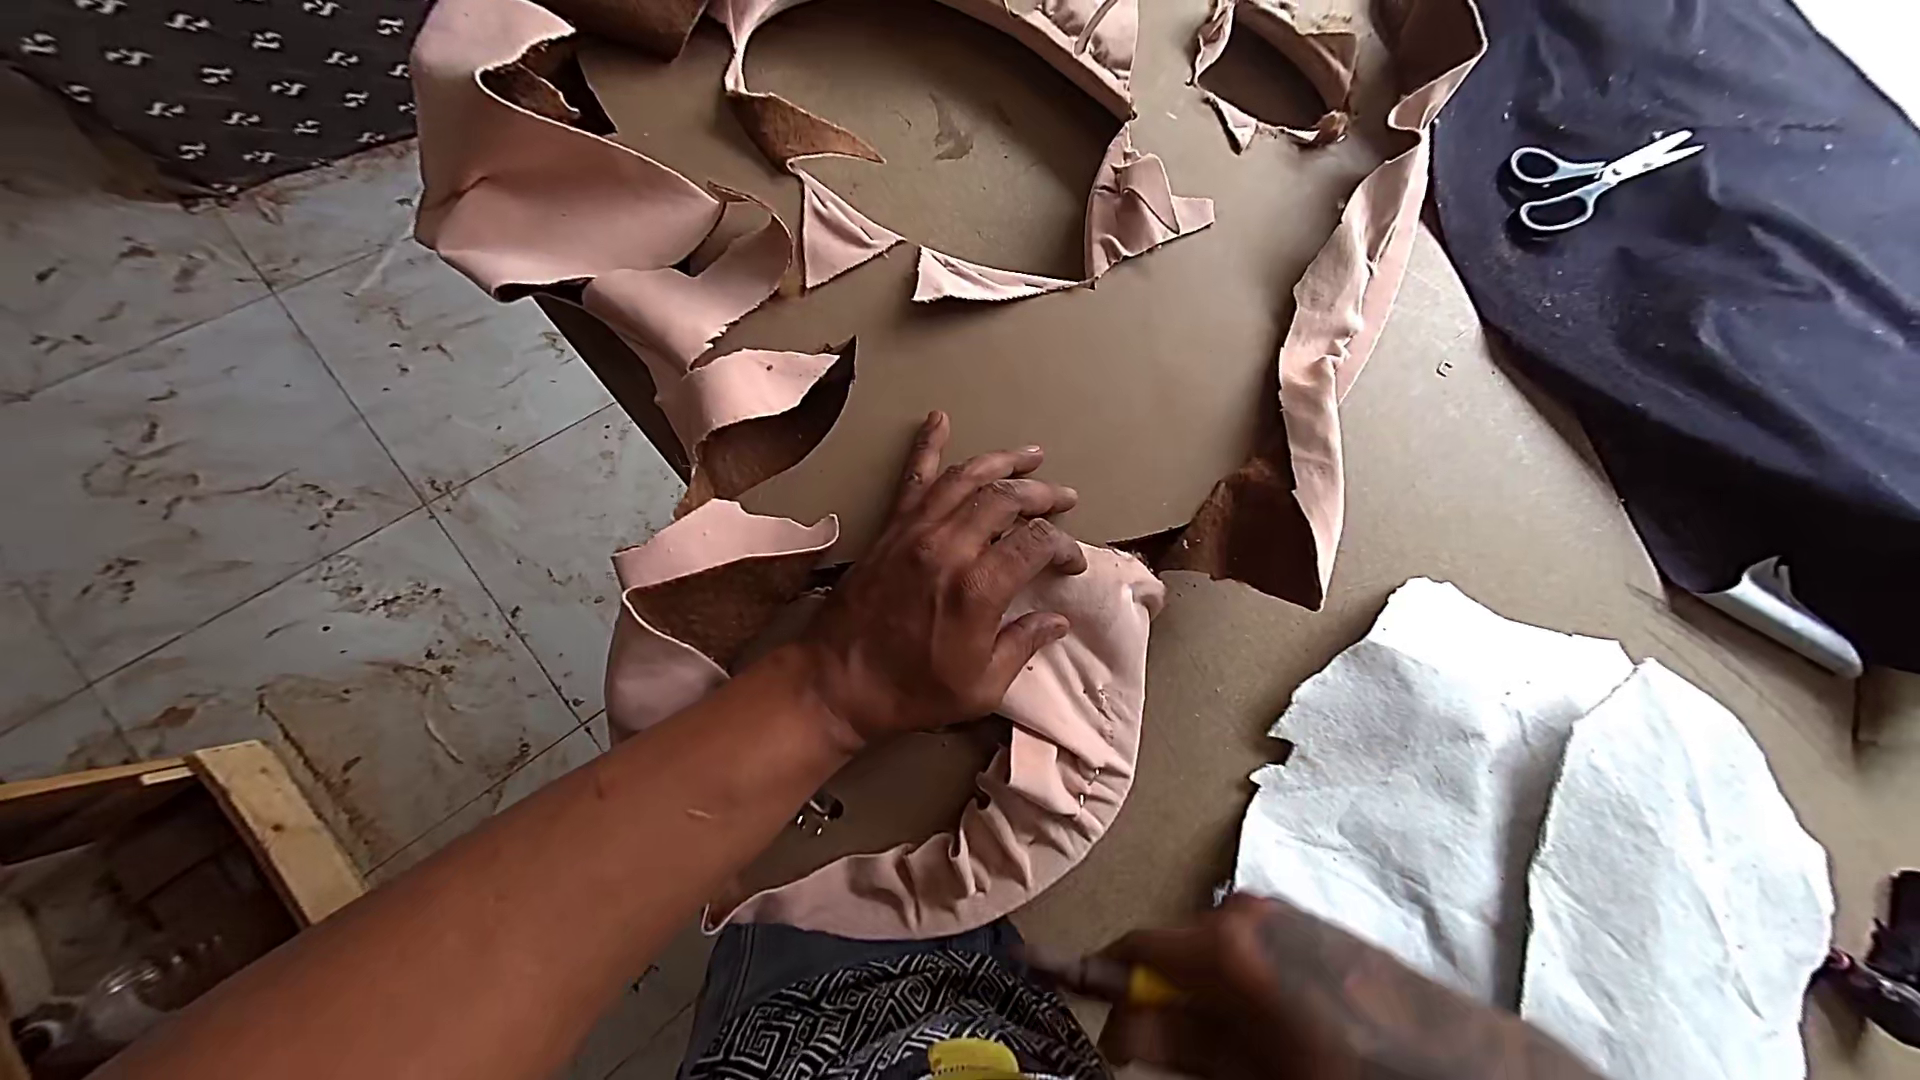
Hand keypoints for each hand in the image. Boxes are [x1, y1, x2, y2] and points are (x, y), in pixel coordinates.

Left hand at [801, 411, 1087, 747]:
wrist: (838, 682)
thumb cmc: (910, 691)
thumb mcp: (981, 687)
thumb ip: (1024, 646)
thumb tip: (1056, 621)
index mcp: (977, 589)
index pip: (1037, 544)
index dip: (1064, 547)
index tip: (1071, 562)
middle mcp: (947, 549)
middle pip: (1006, 499)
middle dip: (1043, 494)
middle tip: (1064, 498)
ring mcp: (915, 533)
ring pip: (967, 478)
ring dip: (1003, 461)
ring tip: (1030, 456)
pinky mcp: (891, 530)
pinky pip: (913, 478)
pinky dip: (928, 445)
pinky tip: (940, 420)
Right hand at [1099, 894, 1604, 1079]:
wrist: (1478, 1072)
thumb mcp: (1255, 1078)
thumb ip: (1178, 1050)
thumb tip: (1116, 1033)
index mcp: (1224, 943)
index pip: (1131, 949)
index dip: (1098, 974)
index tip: (1071, 994)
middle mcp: (1241, 910)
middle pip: (1168, 951)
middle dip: (1158, 1000)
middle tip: (1164, 1054)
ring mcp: (1274, 910)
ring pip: (1205, 952)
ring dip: (1199, 997)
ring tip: (1233, 1051)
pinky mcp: (1300, 920)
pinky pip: (1242, 948)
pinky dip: (1234, 986)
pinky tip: (1267, 1029)